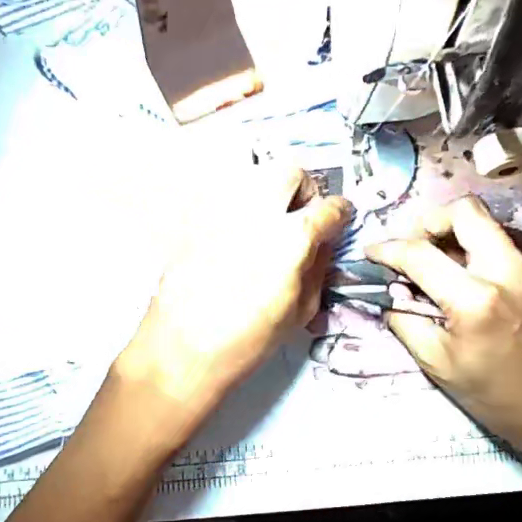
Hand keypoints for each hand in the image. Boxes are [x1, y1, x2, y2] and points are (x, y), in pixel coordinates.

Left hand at [119, 164, 351, 419]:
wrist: (182, 350)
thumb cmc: (246, 340)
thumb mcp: (300, 311)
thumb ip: (317, 268)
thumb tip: (323, 244)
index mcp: (291, 237)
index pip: (329, 207)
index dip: (340, 212)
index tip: (339, 218)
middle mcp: (256, 212)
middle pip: (290, 171)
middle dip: (303, 189)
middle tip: (302, 215)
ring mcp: (221, 209)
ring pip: (254, 174)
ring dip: (270, 191)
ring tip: (268, 223)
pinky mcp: (194, 216)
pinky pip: (224, 194)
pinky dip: (240, 205)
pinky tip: (238, 235)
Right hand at [366, 197, 521, 482]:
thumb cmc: (498, 398)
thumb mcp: (440, 367)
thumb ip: (407, 322)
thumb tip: (390, 292)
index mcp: (477, 301)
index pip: (420, 254)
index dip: (389, 249)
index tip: (376, 252)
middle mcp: (514, 273)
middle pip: (466, 212)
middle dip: (433, 221)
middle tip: (421, 243)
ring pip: (498, 229)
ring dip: (470, 243)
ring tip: (462, 272)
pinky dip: (503, 263)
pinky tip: (502, 291)